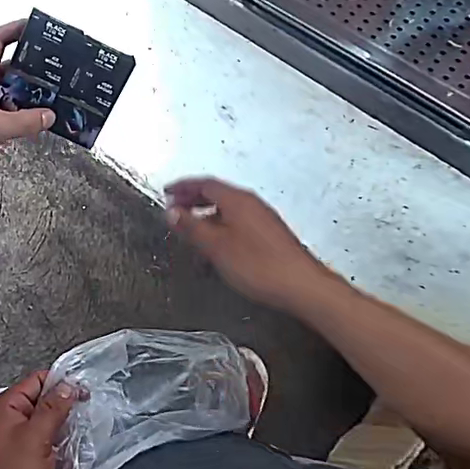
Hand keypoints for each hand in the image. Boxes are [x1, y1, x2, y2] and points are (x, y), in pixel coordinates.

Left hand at [0, 20, 54, 178]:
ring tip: (53, 90)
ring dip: (31, 88)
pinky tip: (40, 115)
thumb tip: (48, 116)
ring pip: (14, 85)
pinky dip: (26, 108)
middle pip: (12, 63)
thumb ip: (25, 121)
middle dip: (33, 62)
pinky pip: (13, 105)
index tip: (35, 26)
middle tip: (54, 63)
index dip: (16, 29)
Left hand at [0, 370, 79, 468]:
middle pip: (45, 402)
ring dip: (66, 432)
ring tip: (80, 440)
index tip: (85, 393)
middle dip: (66, 410)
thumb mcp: (36, 439)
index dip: (63, 383)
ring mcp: (16, 443)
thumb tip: (68, 385)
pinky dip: (61, 449)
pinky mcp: (25, 462)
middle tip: (85, 418)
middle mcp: (8, 422)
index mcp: (5, 409)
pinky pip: (48, 446)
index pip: (38, 381)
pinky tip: (71, 458)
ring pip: (50, 425)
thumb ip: (53, 408)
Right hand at [165, 177, 343, 311]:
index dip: (183, 187)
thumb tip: (173, 212)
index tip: (168, 192)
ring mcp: (263, 217)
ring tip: (192, 224)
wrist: (300, 285)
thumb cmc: (261, 266)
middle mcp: (252, 203)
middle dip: (194, 197)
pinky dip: (222, 222)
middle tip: (176, 206)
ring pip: (228, 206)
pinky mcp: (270, 233)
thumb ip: (192, 227)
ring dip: (207, 211)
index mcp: (237, 200)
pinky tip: (218, 240)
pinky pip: (239, 218)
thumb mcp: (216, 247)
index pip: (204, 183)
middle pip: (217, 192)